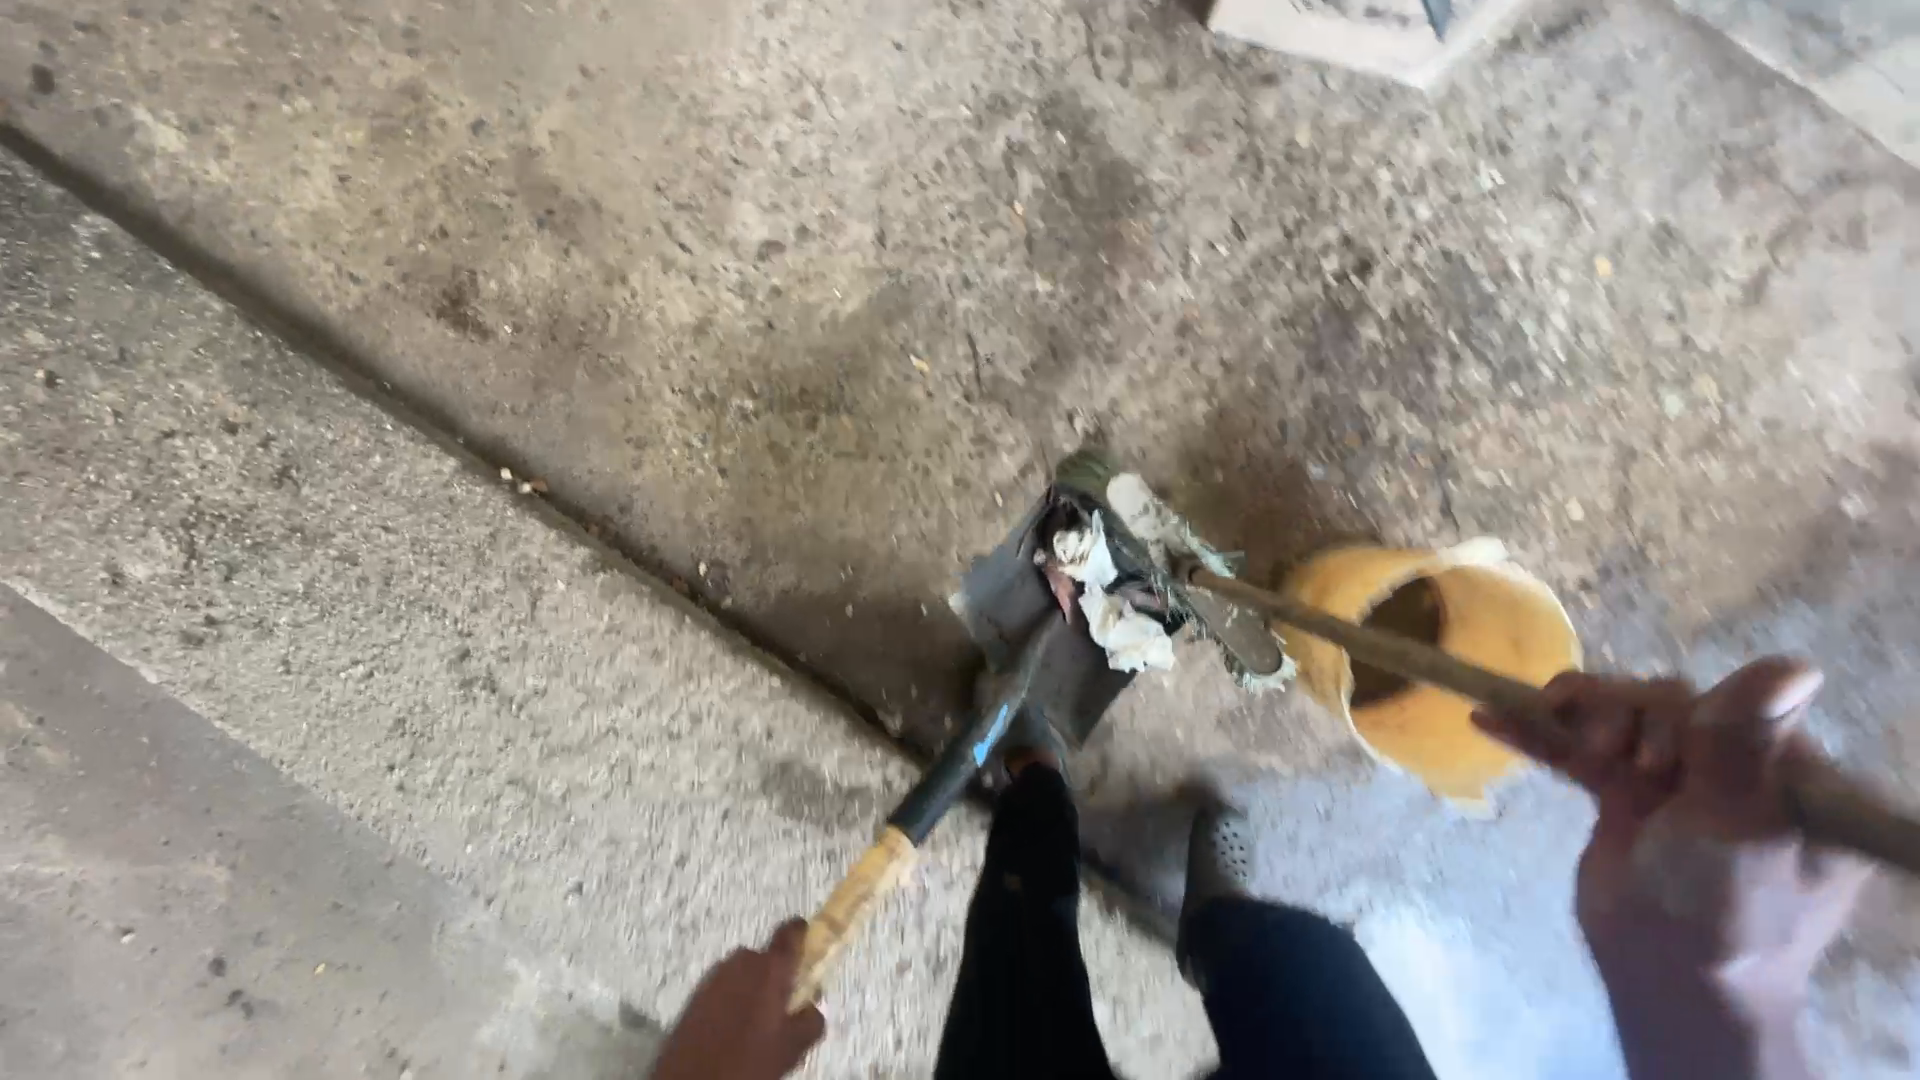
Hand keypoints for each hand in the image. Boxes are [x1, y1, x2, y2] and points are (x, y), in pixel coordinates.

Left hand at [649, 919, 825, 1079]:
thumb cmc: (748, 1062)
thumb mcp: (792, 1048)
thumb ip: (811, 1020)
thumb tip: (812, 1005)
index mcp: (771, 969)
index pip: (791, 932)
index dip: (801, 932)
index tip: (808, 942)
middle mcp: (743, 962)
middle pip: (765, 958)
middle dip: (773, 976)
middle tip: (778, 1007)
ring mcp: (715, 976)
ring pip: (742, 973)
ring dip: (750, 988)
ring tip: (751, 1023)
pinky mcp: (695, 994)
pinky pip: (722, 987)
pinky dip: (730, 999)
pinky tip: (729, 1029)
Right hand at [1473, 659, 1870, 1077]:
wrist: (1663, 973)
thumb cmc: (1720, 910)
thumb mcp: (1737, 827)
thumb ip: (1744, 746)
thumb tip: (1791, 666)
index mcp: (1788, 776)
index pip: (1732, 705)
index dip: (1684, 714)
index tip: (1655, 762)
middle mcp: (1733, 768)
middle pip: (1663, 703)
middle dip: (1622, 716)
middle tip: (1610, 759)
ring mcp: (1671, 779)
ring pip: (1613, 716)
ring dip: (1575, 715)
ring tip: (1542, 720)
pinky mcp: (1619, 792)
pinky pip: (1574, 749)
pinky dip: (1533, 734)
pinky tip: (1487, 717)